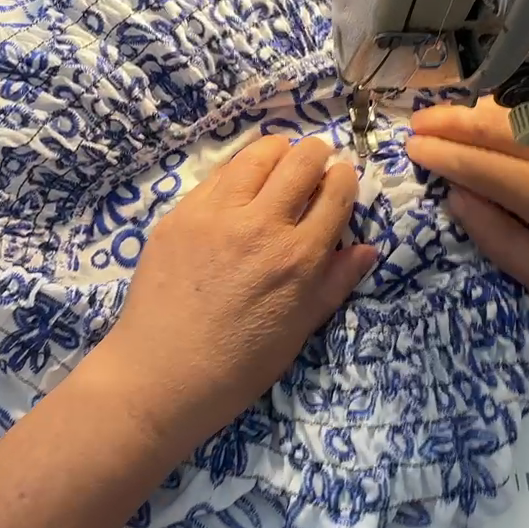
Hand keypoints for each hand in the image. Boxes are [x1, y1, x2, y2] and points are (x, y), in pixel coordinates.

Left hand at [84, 136, 378, 448]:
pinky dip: (237, 172)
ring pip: (257, 155)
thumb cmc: (238, 366)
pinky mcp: (180, 213)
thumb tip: (367, 248)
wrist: (161, 375)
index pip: (336, 192)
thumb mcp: (299, 331)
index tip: (341, 179)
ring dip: (277, 152)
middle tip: (315, 163)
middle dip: (316, 154)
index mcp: (299, 257)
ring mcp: (216, 214)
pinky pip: (217, 175)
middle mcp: (261, 224)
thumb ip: (335, 283)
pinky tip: (238, 186)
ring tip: (279, 162)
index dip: (344, 179)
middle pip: (301, 160)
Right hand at [404, 100, 528, 346]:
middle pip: (494, 126)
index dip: (439, 154)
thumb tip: (457, 195)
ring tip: (447, 119)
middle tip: (417, 123)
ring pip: (521, 112)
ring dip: (478, 114)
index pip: (478, 163)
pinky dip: (515, 116)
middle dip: (449, 121)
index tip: (411, 148)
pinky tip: (497, 123)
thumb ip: (495, 236)